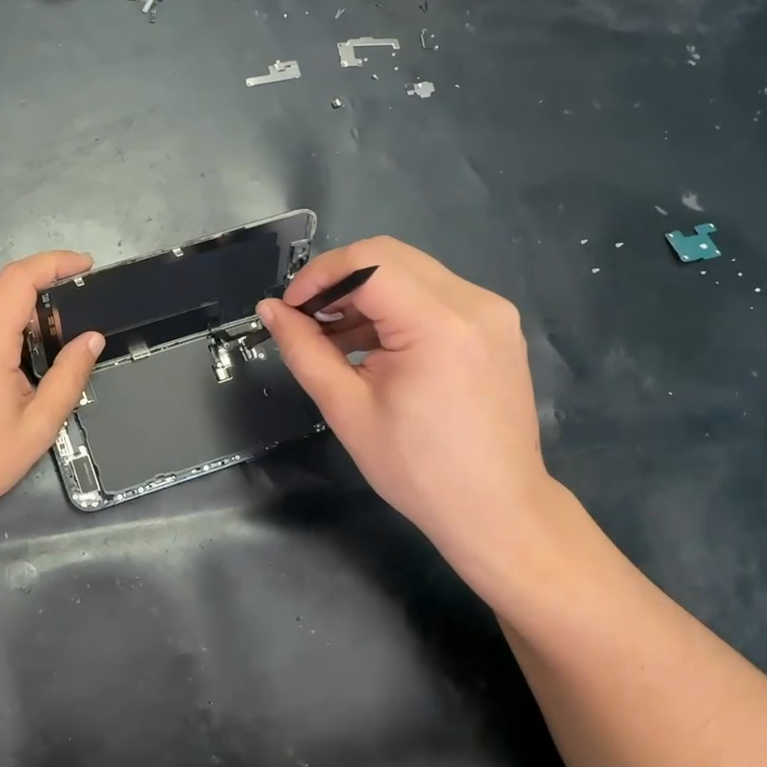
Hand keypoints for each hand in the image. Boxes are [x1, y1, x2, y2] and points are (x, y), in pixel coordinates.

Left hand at [0, 251, 104, 527]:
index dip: (53, 262)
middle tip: (77, 332)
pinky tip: (20, 374)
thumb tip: (91, 339)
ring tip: (51, 360)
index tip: (84, 265)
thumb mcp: (38, 426)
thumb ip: (69, 377)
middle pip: (6, 296)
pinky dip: (6, 337)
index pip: (17, 279)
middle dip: (47, 302)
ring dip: (26, 324)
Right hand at [257, 236, 554, 550]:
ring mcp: (492, 313)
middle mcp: (475, 303)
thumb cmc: (416, 468)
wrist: (496, 510)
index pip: (367, 263)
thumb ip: (303, 349)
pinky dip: (393, 308)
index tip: (289, 310)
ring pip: (410, 272)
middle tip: (306, 321)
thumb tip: (270, 309)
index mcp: (439, 323)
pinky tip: (371, 346)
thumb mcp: (345, 408)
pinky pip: (433, 294)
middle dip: (337, 280)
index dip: (318, 277)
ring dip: (364, 294)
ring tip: (333, 339)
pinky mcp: (495, 327)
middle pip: (389, 257)